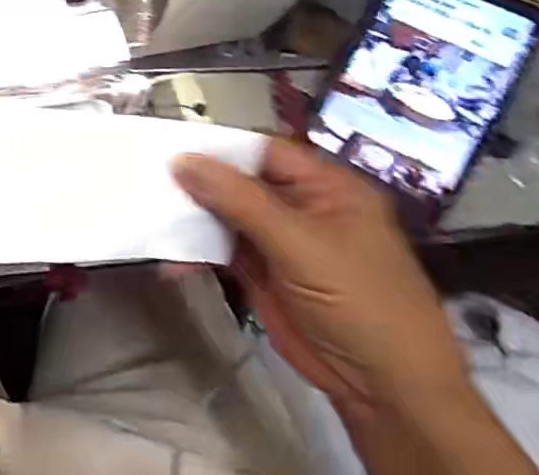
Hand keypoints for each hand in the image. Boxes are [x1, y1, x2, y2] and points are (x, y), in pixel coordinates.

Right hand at [171, 138, 466, 419]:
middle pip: (238, 180)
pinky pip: (221, 249)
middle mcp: (301, 206)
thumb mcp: (300, 245)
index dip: (219, 147)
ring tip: (151, 216)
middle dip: (198, 182)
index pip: (263, 150)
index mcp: (325, 187)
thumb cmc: (360, 303)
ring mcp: (280, 240)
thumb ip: (239, 199)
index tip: (170, 146)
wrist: (387, 392)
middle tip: (150, 179)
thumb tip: (182, 160)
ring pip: (224, 214)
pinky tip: (171, 261)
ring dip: (191, 218)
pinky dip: (196, 253)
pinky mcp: (262, 271)